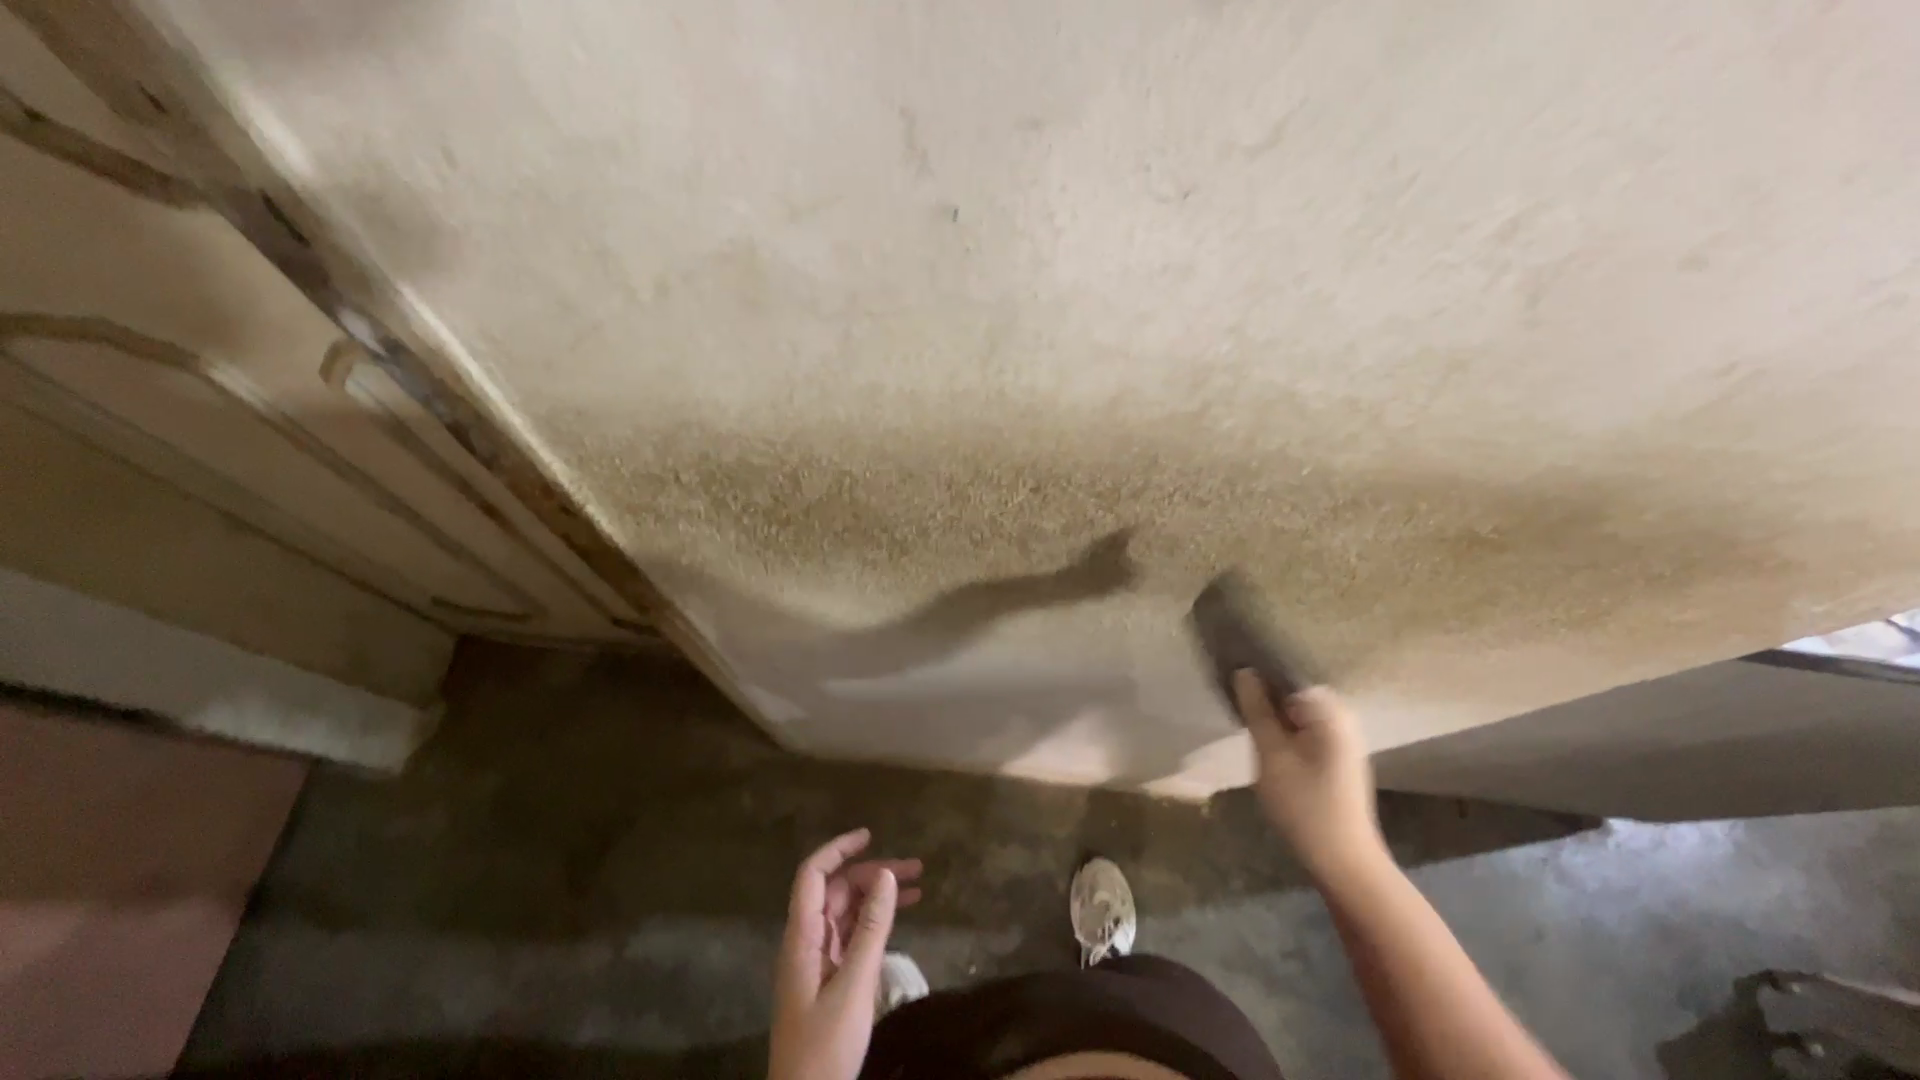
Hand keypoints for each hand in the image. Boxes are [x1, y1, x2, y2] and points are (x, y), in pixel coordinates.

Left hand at [769, 828, 924, 1079]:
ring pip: (845, 913)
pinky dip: (873, 923)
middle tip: (916, 869)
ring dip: (877, 897)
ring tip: (918, 887)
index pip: (813, 876)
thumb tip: (886, 875)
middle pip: (835, 891)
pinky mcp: (828, 979)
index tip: (871, 835)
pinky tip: (898, 920)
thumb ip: (871, 929)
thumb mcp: (854, 984)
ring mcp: (816, 961)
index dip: (838, 849)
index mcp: (801, 937)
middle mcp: (805, 941)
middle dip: (872, 873)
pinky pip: (849, 937)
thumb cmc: (825, 1043)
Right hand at [1234, 670, 1388, 885]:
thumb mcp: (1271, 756)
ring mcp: (1341, 737)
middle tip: (1227, 688)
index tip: (1227, 663)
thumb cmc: (1305, 806)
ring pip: (1296, 710)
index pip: (1288, 672)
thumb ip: (1257, 710)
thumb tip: (1244, 671)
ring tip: (1237, 706)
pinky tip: (1260, 733)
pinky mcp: (1335, 755)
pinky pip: (1303, 726)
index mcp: (1330, 711)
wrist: (1343, 860)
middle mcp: (1341, 716)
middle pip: (1293, 689)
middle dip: (1262, 687)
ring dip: (1270, 707)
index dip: (1257, 666)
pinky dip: (1282, 725)